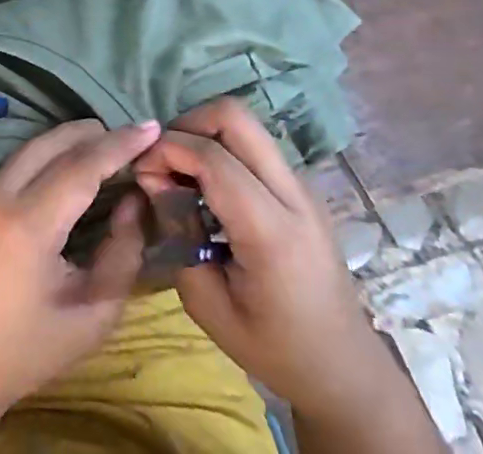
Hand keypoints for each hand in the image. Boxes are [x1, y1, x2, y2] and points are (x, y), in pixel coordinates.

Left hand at [0, 119, 157, 453]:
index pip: (82, 165)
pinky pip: (26, 156)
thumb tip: (134, 199)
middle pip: (58, 141)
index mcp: (28, 224)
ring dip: (77, 139)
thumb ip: (122, 251)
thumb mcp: (94, 312)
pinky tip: (80, 162)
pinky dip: (57, 150)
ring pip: (39, 143)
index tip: (154, 127)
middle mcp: (2, 194)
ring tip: (116, 148)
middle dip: (100, 134)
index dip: (121, 144)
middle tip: (138, 139)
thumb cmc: (29, 347)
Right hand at [132, 99, 369, 417]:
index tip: (140, 171)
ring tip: (179, 173)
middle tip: (161, 159)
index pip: (213, 157)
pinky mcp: (300, 186)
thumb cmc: (272, 345)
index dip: (167, 150)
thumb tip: (153, 180)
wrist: (342, 365)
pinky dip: (220, 148)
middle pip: (235, 116)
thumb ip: (177, 233)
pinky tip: (205, 186)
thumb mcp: (206, 303)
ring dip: (203, 134)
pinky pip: (253, 145)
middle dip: (186, 124)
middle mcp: (293, 194)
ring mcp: (301, 185)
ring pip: (245, 124)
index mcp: (271, 230)